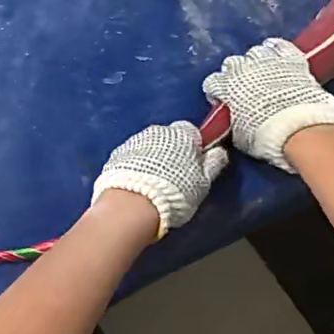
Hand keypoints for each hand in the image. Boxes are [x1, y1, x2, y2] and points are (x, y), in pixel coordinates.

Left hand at [91, 121, 227, 238]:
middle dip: (170, 151)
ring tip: (153, 181)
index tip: (194, 163)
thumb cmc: (175, 192)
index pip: (190, 131)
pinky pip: (130, 156)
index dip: (193, 146)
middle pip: (166, 137)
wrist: (132, 203)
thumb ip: (212, 164)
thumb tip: (219, 152)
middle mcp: (154, 132)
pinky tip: (137, 182)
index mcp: (180, 134)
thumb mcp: (203, 182)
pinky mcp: (114, 155)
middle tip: (175, 175)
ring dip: (151, 158)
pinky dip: (134, 165)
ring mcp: (131, 142)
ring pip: (146, 146)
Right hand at [201, 37, 333, 172]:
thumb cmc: (263, 135)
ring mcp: (267, 62)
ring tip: (261, 70)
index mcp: (224, 87)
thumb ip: (230, 120)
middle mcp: (242, 70)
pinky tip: (275, 50)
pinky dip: (277, 47)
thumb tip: (231, 120)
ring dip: (255, 61)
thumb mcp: (237, 133)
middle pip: (231, 63)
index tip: (223, 102)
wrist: (299, 128)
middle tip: (243, 87)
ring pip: (255, 52)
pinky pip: (280, 46)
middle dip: (234, 74)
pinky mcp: (291, 59)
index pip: (212, 83)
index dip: (217, 93)